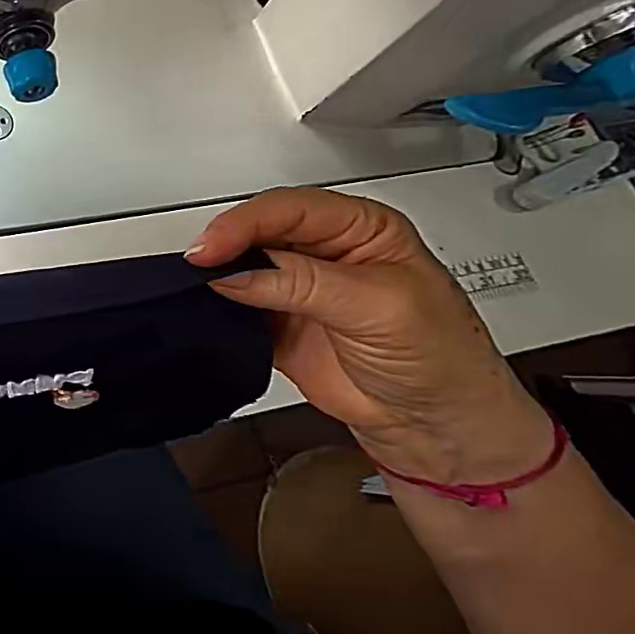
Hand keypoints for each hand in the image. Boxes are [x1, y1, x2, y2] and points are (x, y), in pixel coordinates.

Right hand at [186, 187, 553, 483]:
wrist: (431, 424)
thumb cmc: (440, 360)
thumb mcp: (379, 308)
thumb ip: (303, 283)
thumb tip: (235, 272)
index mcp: (360, 228)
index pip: (289, 209)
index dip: (245, 223)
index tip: (212, 248)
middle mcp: (323, 250)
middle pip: (255, 229)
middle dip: (222, 242)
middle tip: (196, 263)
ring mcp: (294, 285)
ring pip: (237, 262)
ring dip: (213, 271)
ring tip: (194, 283)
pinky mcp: (271, 318)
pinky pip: (229, 301)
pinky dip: (212, 302)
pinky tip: (205, 305)